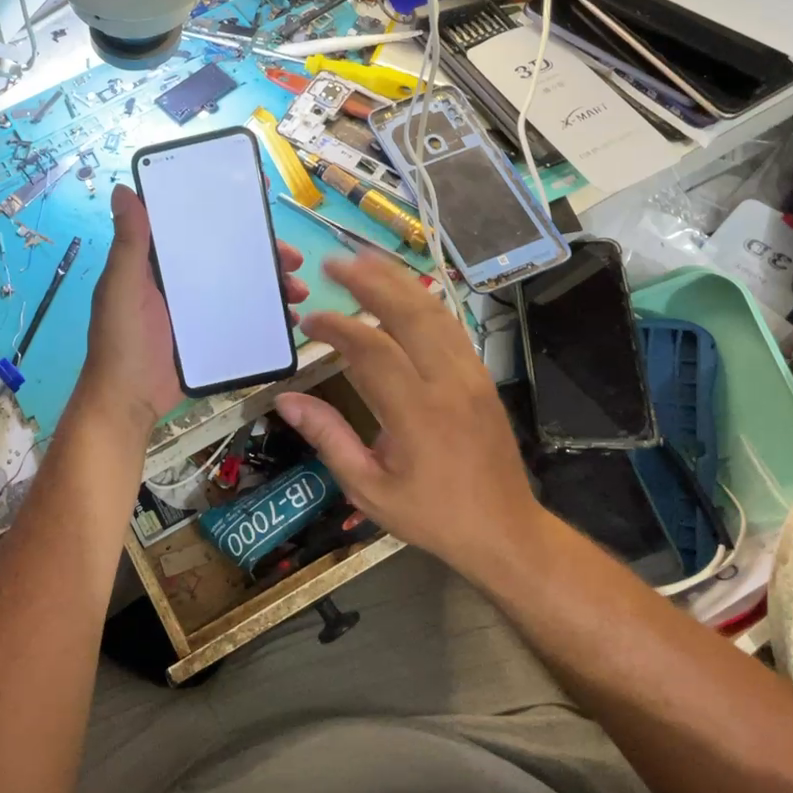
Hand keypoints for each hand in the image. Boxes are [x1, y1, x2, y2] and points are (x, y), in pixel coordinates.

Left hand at [81, 184, 308, 432]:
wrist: (128, 402)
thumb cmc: (121, 340)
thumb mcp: (121, 287)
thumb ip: (129, 243)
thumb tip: (123, 189)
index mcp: (155, 262)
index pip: (193, 226)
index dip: (223, 213)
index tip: (258, 203)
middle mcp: (178, 280)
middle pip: (227, 255)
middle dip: (263, 253)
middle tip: (293, 258)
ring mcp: (196, 310)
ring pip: (241, 285)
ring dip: (272, 283)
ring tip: (298, 291)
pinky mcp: (209, 336)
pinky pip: (243, 316)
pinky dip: (267, 314)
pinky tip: (288, 319)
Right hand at [273, 251, 537, 578]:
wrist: (505, 531)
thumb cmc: (432, 515)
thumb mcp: (369, 488)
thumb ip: (329, 438)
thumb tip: (287, 400)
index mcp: (417, 413)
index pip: (372, 350)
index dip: (337, 327)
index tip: (307, 321)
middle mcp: (449, 383)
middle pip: (409, 314)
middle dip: (370, 282)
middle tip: (334, 262)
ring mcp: (471, 376)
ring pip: (435, 312)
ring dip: (398, 282)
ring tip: (365, 260)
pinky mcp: (481, 377)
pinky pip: (451, 327)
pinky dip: (422, 302)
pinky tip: (402, 293)